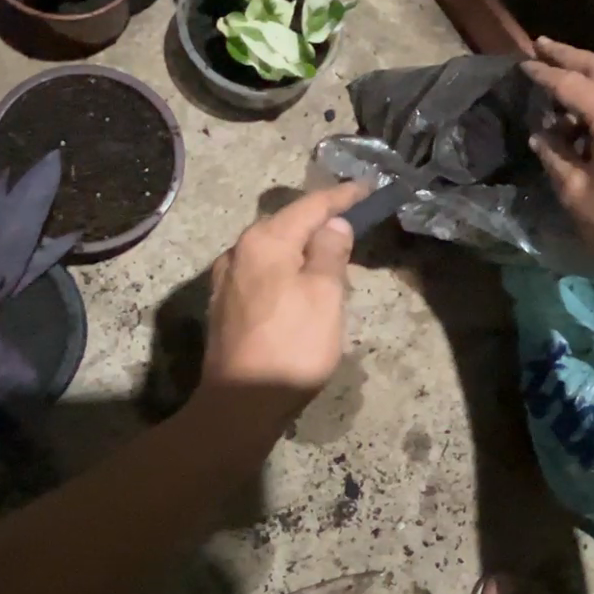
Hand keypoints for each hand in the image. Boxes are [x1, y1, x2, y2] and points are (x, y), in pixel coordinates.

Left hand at [204, 181, 367, 398]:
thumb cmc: (292, 346)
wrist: (240, 405)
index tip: (369, 187)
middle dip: (320, 220)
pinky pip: (263, 271)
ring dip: (302, 246)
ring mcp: (226, 279)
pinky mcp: (224, 305)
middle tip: (353, 220)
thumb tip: (333, 224)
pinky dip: (286, 267)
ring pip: (273, 248)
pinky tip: (298, 281)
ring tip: (330, 252)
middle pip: (287, 224)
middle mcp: (238, 251)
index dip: (343, 196)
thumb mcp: (325, 295)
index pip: (311, 206)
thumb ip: (330, 252)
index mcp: (265, 241)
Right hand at [521, 38, 593, 294]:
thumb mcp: (576, 195)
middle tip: (543, 45)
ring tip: (562, 76)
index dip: (546, 75)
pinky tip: (591, 109)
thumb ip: (556, 156)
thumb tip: (542, 135)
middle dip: (573, 56)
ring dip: (593, 75)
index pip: (576, 86)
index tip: (523, 64)